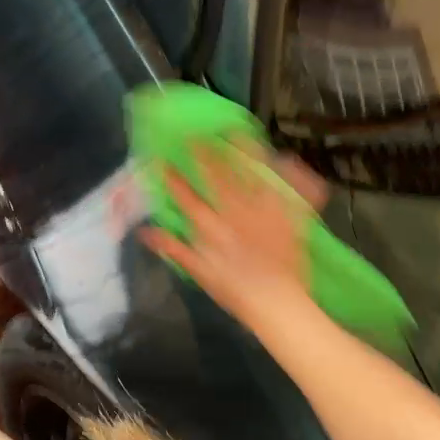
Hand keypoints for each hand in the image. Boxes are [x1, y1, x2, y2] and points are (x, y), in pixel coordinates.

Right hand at [141, 146, 325, 329]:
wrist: (278, 306)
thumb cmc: (235, 292)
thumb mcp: (199, 272)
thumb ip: (172, 248)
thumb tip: (143, 232)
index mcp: (212, 227)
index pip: (186, 197)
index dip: (172, 178)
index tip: (162, 161)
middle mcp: (237, 214)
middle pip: (218, 178)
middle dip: (205, 154)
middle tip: (196, 136)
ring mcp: (266, 214)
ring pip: (253, 177)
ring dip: (244, 154)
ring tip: (237, 133)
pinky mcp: (292, 220)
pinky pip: (296, 192)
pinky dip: (296, 176)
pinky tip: (291, 161)